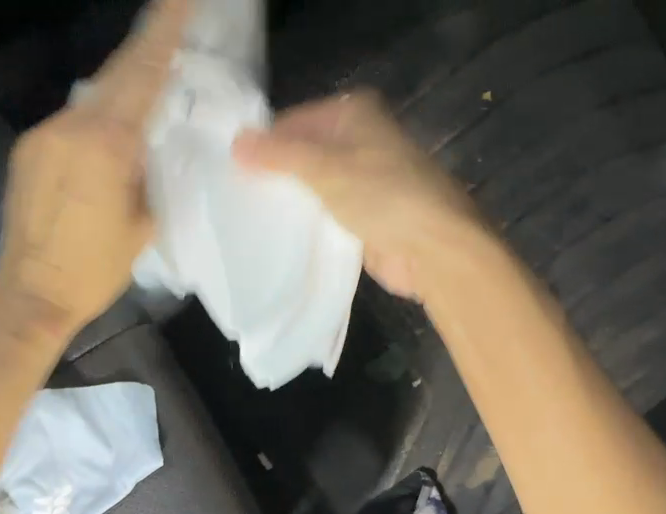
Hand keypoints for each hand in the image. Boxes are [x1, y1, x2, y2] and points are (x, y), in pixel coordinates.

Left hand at [0, 0, 191, 335]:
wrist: (32, 294)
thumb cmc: (95, 271)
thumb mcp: (143, 224)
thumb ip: (153, 174)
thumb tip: (155, 146)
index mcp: (109, 143)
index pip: (144, 72)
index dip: (167, 30)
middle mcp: (73, 126)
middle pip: (117, 73)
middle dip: (147, 50)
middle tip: (172, 23)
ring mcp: (45, 134)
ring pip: (92, 96)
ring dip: (121, 90)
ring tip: (145, 91)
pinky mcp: (29, 149)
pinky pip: (70, 121)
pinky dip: (94, 121)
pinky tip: (105, 142)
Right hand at [234, 91, 484, 300]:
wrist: (433, 248)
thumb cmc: (383, 196)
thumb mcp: (324, 169)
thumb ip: (278, 156)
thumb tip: (235, 142)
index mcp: (354, 113)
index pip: (293, 122)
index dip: (264, 145)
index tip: (232, 171)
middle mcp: (359, 140)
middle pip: (302, 155)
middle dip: (274, 176)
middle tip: (236, 197)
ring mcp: (363, 180)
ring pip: (312, 188)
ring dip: (288, 204)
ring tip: (248, 219)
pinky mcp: (363, 217)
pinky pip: (324, 216)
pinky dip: (305, 225)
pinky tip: (278, 239)